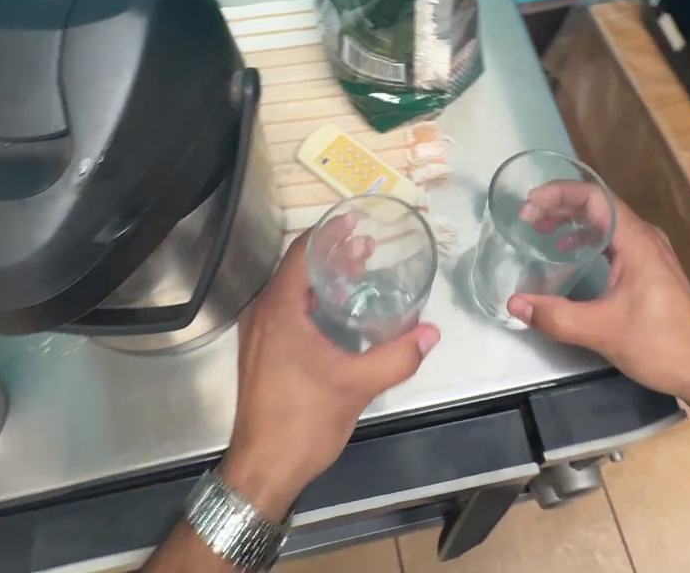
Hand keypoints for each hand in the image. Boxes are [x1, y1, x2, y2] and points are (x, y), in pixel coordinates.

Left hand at [220, 225, 440, 516]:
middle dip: (331, 252)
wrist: (263, 469)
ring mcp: (259, 333)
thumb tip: (430, 332)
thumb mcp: (357, 386)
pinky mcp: (262, 350)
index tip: (355, 220)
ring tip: (357, 270)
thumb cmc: (303, 421)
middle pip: (296, 267)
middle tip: (367, 245)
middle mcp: (263, 313)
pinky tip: (337, 310)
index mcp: (279, 309)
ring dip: (322, 276)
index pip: (301, 252)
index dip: (328, 232)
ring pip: (291, 288)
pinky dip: (312, 298)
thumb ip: (397, 356)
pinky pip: (287, 308)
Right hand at [507, 185, 689, 401]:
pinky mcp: (652, 268)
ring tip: (541, 230)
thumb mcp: (603, 331)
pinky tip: (570, 253)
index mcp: (637, 240)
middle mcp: (645, 237)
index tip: (530, 204)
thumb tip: (515, 304)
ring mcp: (651, 252)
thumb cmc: (661, 345)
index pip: (595, 197)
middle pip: (599, 204)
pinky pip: (614, 238)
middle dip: (561, 205)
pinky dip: (587, 237)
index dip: (559, 194)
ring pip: (607, 221)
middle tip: (528, 217)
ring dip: (573, 220)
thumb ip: (556, 317)